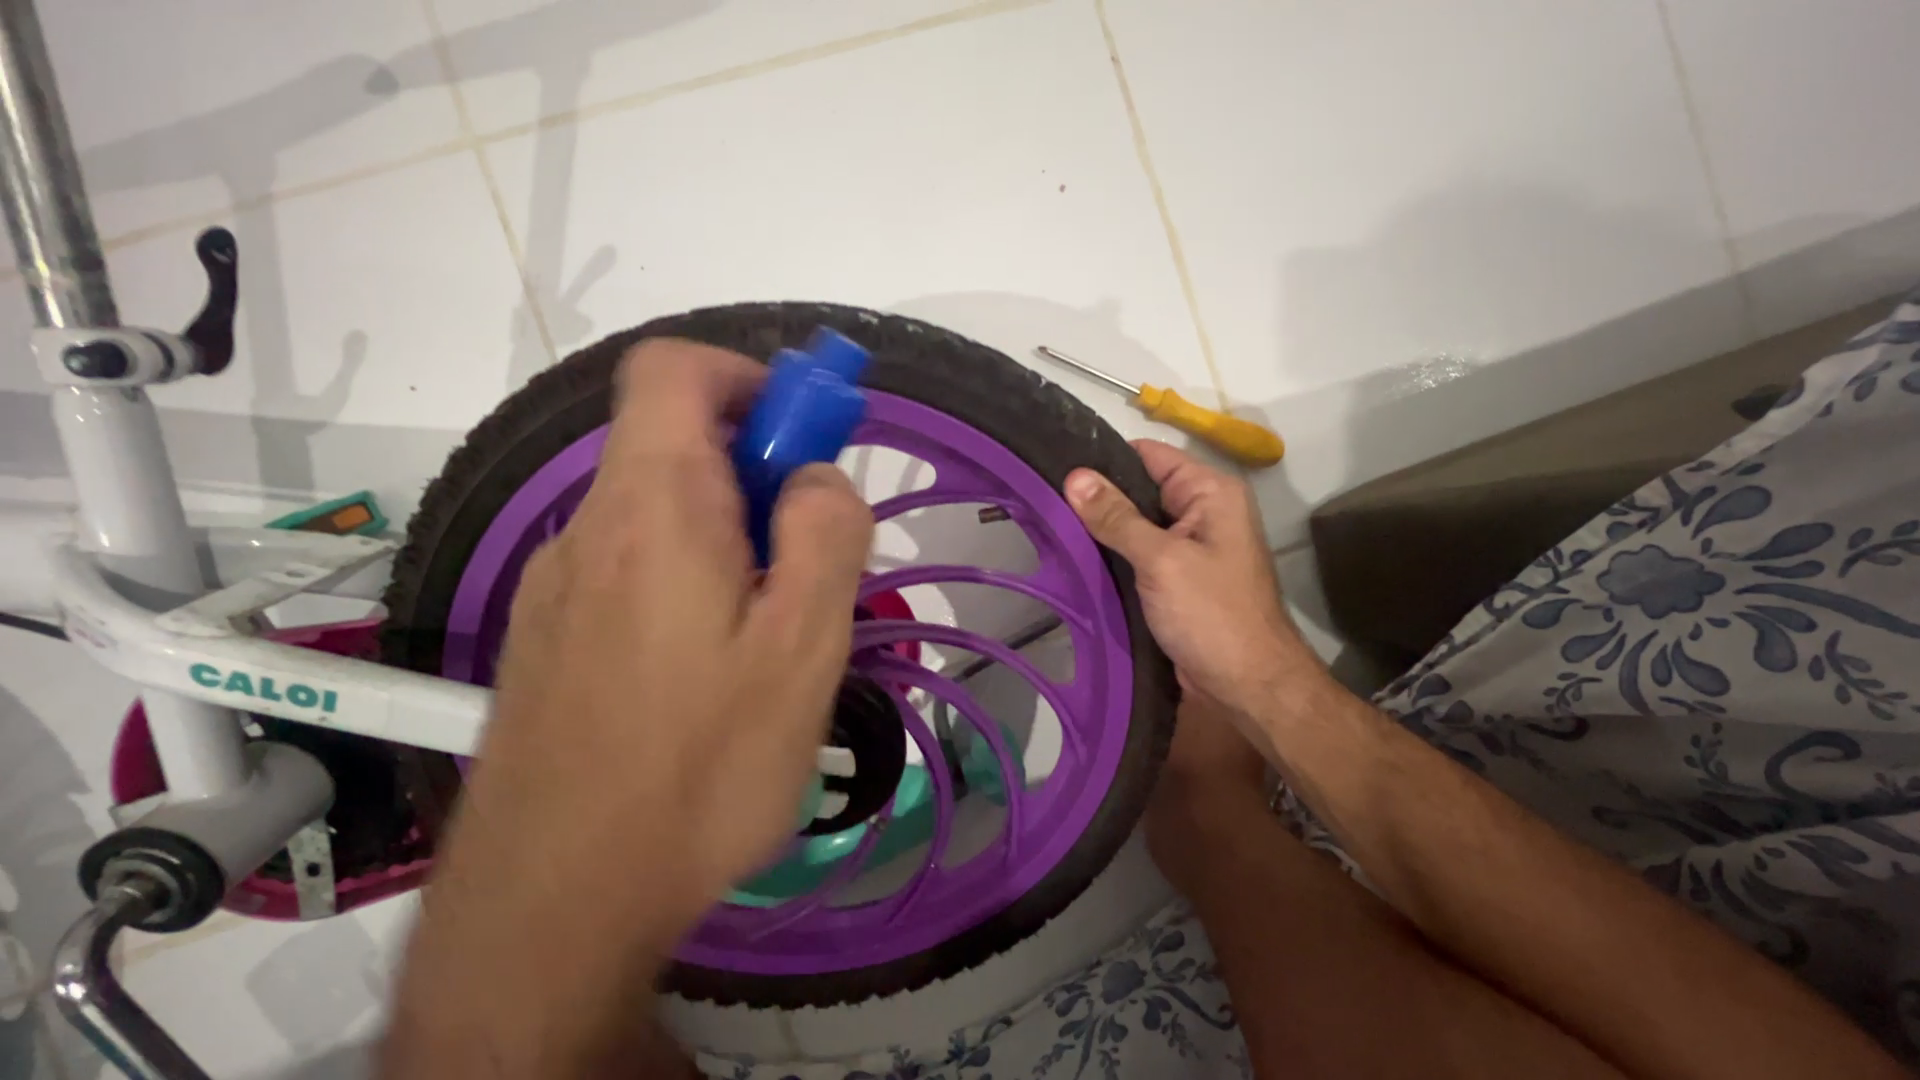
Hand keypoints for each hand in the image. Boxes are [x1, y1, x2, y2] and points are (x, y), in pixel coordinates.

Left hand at [459, 339, 874, 933]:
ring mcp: (558, 589)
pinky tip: (711, 682)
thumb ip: (826, 535)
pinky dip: (687, 589)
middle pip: (675, 448)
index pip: (675, 370)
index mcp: (652, 506)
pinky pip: (631, 577)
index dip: (749, 377)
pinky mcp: (549, 644)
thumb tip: (815, 478)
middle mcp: (591, 529)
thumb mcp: (803, 648)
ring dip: (729, 544)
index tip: (806, 440)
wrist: (554, 903)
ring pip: (660, 521)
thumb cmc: (699, 767)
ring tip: (772, 644)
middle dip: (759, 479)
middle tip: (813, 566)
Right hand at [1063, 440, 1323, 727]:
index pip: (1148, 455)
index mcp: (1210, 492)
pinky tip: (1075, 558)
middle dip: (1096, 497)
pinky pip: (1138, 556)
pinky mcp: (1177, 579)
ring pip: (1134, 525)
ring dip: (1101, 531)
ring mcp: (1190, 547)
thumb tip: (1075, 477)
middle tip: (1043, 500)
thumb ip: (1116, 518)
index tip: (1055, 466)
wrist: (1247, 685)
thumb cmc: (1212, 615)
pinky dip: (1112, 558)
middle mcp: (1202, 511)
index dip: (1104, 459)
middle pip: (1139, 489)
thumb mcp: (1161, 560)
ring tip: (1049, 525)